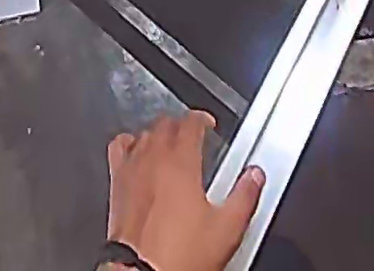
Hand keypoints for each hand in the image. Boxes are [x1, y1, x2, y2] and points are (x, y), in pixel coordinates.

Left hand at [104, 112, 263, 270]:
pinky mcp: (118, 180)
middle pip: (168, 123)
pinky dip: (128, 142)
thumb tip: (255, 176)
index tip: (208, 124)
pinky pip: (119, 146)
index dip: (201, 119)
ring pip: (146, 132)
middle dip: (182, 125)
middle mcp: (156, 156)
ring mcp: (134, 166)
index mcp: (182, 161)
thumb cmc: (180, 255)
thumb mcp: (225, 229)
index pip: (191, 122)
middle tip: (192, 136)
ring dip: (159, 134)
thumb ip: (244, 197)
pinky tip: (136, 150)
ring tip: (169, 145)